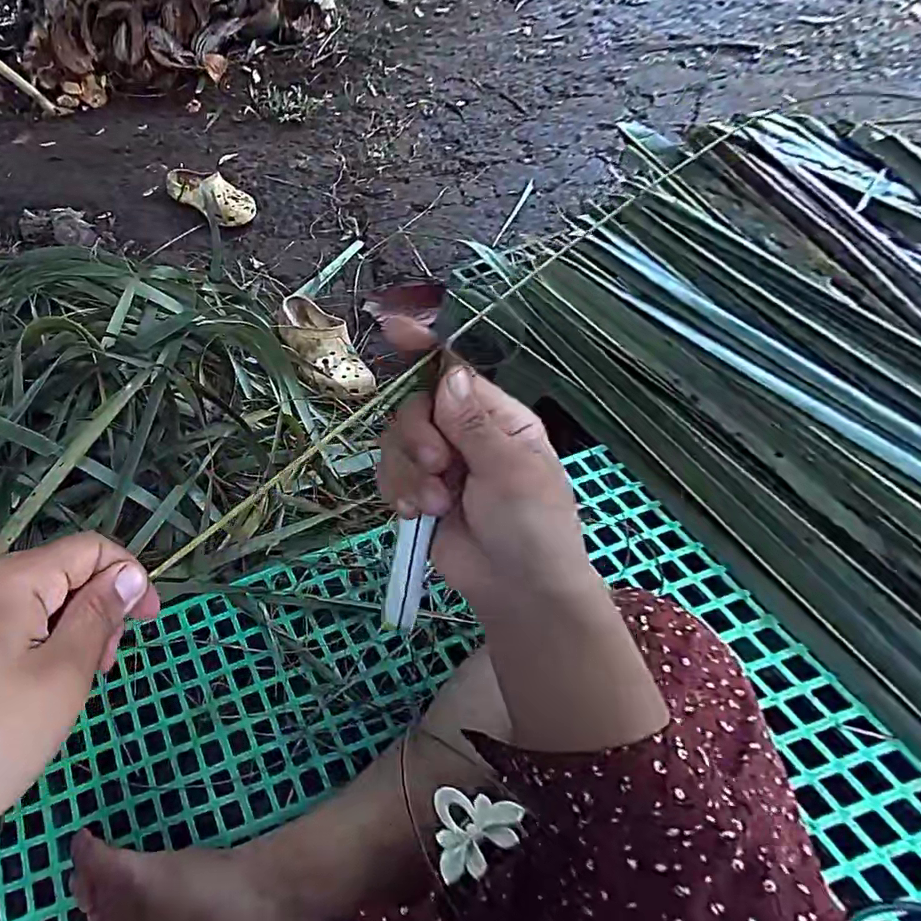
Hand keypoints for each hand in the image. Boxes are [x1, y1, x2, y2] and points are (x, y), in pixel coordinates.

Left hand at [0, 533, 160, 894]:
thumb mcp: (64, 675)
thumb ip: (100, 614)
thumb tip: (130, 572)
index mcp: (15, 576)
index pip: (91, 547)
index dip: (129, 575)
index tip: (150, 622)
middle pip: (69, 570)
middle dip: (102, 607)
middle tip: (106, 667)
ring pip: (51, 598)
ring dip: (80, 629)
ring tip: (80, 681)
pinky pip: (26, 621)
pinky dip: (53, 643)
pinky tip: (51, 682)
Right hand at [376, 367, 668, 750]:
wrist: (516, 591)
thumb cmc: (534, 527)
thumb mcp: (512, 472)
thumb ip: (474, 424)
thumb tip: (446, 374)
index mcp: (497, 417)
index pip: (455, 371)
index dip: (424, 349)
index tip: (392, 330)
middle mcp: (462, 432)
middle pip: (414, 406)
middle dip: (417, 436)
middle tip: (438, 466)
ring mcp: (436, 462)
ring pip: (394, 441)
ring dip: (408, 473)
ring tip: (433, 505)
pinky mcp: (414, 489)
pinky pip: (386, 472)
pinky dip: (396, 491)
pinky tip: (414, 514)